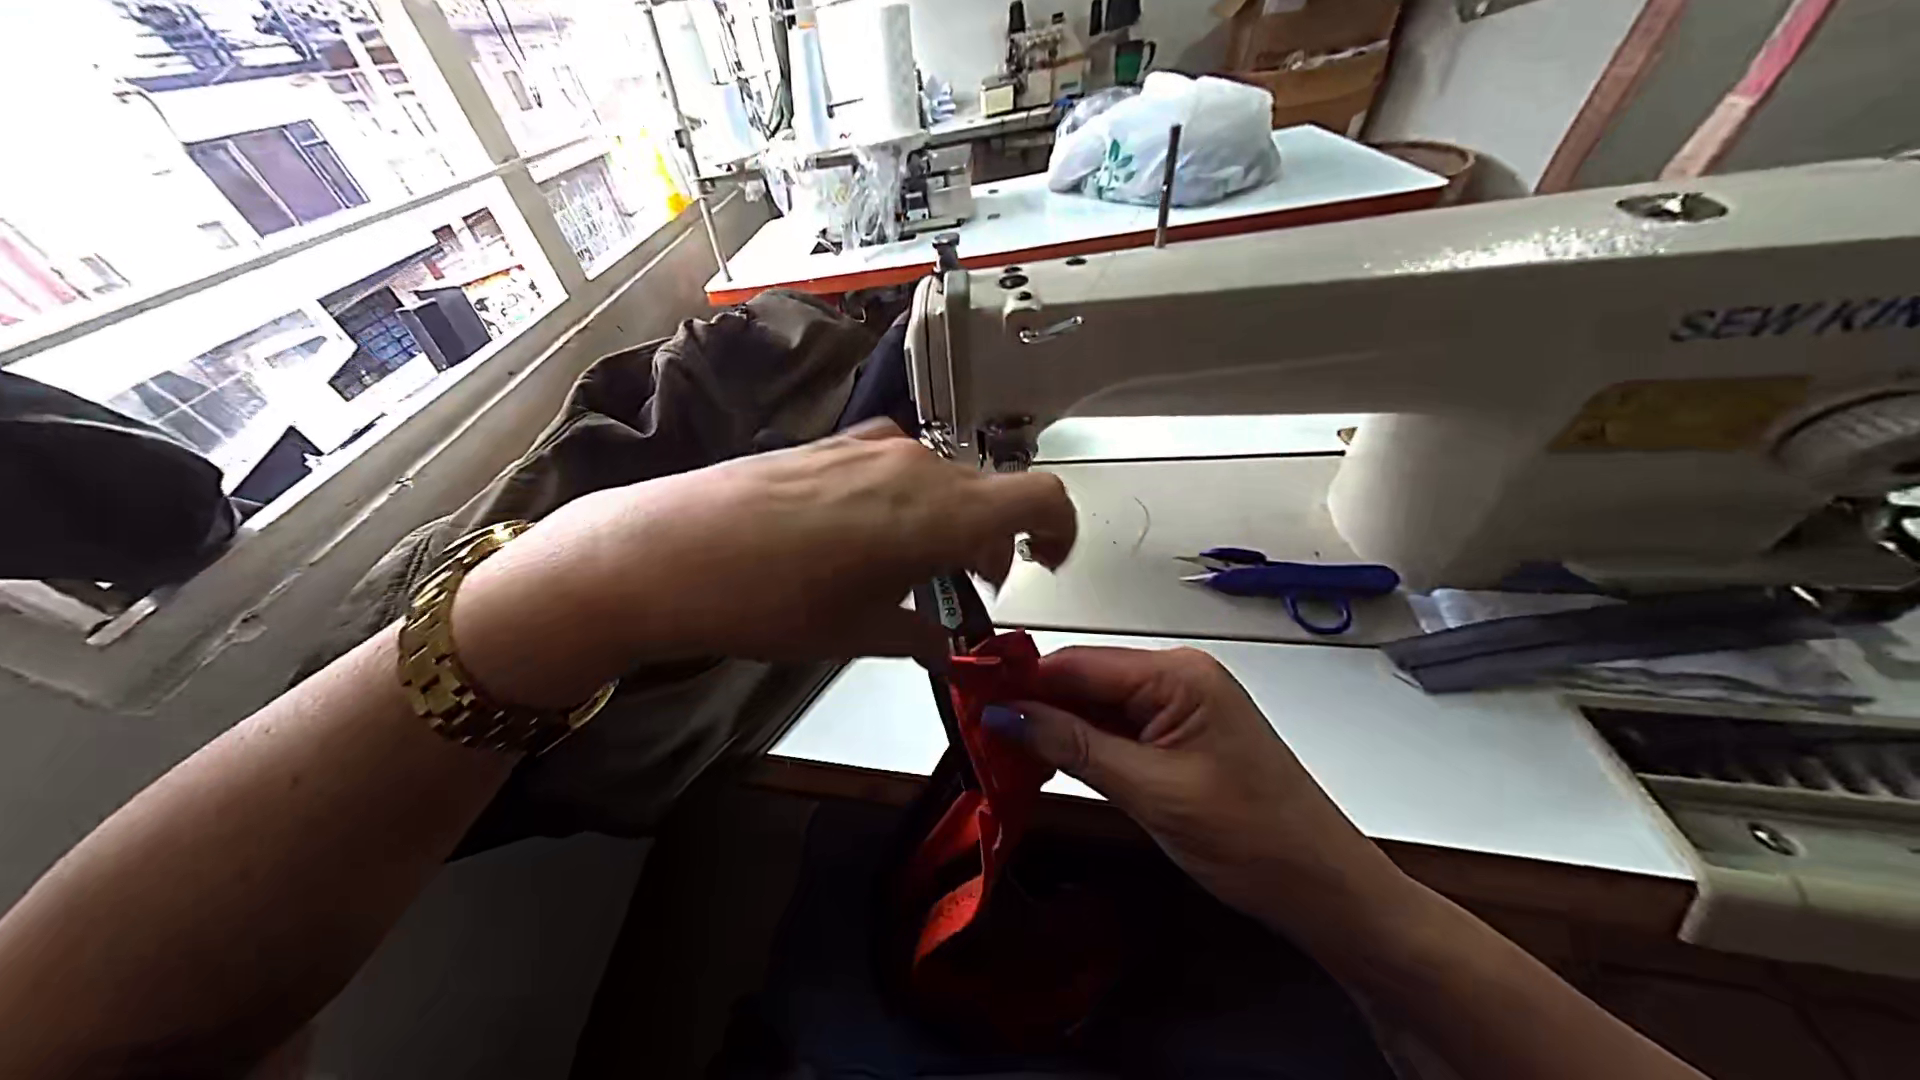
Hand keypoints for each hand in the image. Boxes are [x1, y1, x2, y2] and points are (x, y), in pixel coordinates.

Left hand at [451, 421, 1076, 706]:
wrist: (670, 551)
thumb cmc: (775, 602)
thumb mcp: (862, 632)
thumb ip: (923, 634)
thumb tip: (945, 643)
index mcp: (943, 512)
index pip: (1042, 499)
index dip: (1060, 531)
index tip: (1044, 564)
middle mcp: (920, 465)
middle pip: (991, 494)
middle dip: (994, 542)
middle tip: (964, 589)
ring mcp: (875, 445)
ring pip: (945, 480)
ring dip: (950, 522)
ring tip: (909, 569)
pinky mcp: (837, 441)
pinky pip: (900, 467)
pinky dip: (910, 501)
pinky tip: (866, 535)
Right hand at [1009, 646, 1407, 936]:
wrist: (1325, 889)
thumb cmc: (1253, 839)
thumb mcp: (1151, 791)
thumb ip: (1074, 745)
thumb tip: (1008, 715)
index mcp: (1178, 674)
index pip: (1078, 663)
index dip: (1022, 679)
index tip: (975, 698)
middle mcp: (1178, 676)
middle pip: (1085, 680)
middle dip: (1035, 705)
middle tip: (983, 732)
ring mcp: (1180, 704)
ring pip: (1097, 704)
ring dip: (1055, 726)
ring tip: (1005, 749)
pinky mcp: (1179, 731)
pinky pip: (1117, 725)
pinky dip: (1083, 742)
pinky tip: (1051, 758)